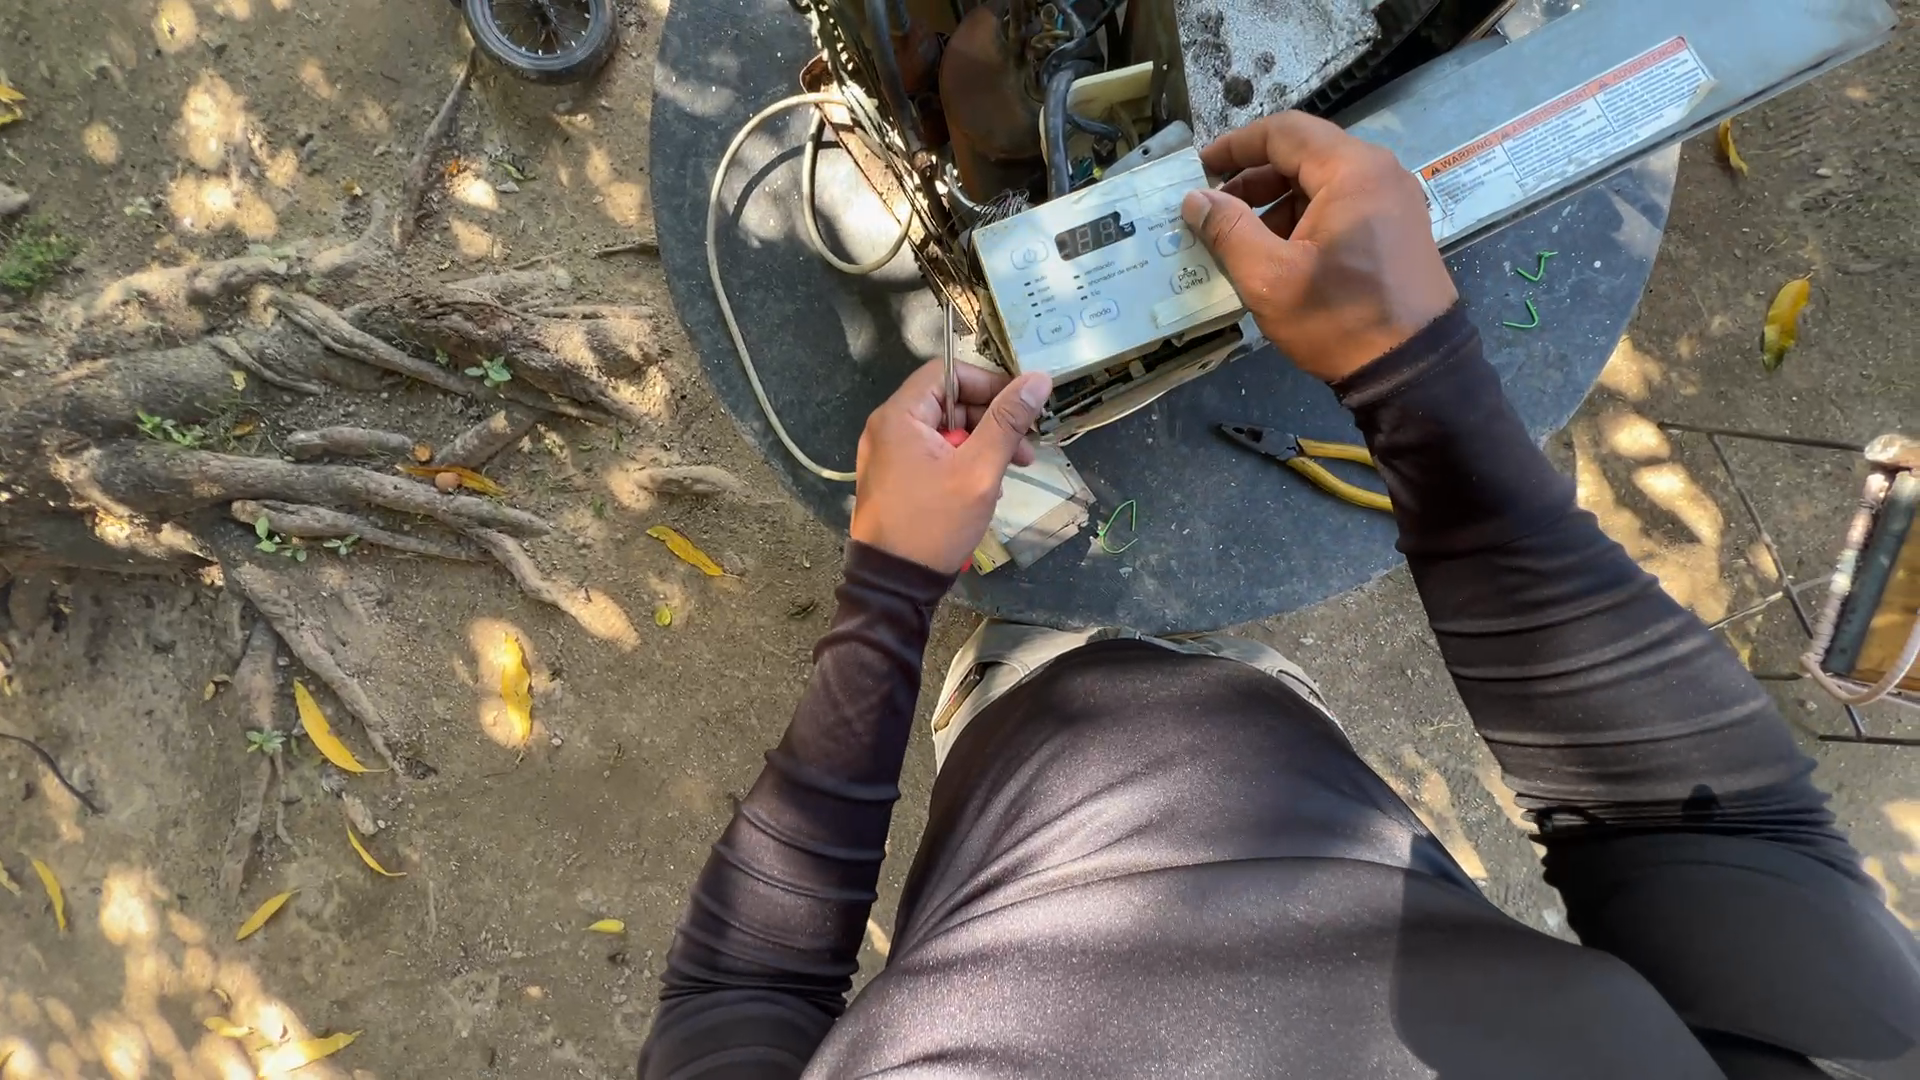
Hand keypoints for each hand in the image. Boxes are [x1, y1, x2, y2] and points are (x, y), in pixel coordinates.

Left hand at [849, 359, 1051, 573]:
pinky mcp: (894, 478)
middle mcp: (887, 428)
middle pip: (948, 402)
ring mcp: (888, 455)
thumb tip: (1038, 379)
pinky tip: (985, 487)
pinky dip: (961, 463)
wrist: (893, 583)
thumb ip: (1007, 421)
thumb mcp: (979, 470)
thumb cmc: (935, 524)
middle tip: (1026, 448)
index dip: (989, 383)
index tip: (1021, 406)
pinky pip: (932, 455)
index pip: (948, 371)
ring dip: (981, 445)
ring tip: (1011, 471)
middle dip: (991, 421)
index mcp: (899, 416)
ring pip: (944, 431)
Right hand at [1181, 111, 1456, 381]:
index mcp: (1351, 171)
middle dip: (1250, 180)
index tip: (1198, 167)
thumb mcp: (1269, 278)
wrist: (1409, 364)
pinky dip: (1299, 222)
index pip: (1284, 132)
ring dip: (1272, 205)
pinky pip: (1337, 209)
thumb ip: (1228, 231)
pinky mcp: (1391, 231)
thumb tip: (1195, 199)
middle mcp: (1376, 173)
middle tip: (1211, 211)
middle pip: (1302, 156)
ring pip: (1318, 186)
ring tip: (1235, 242)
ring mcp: (1389, 202)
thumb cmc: (1336, 317)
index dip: (1235, 145)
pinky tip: (1273, 257)